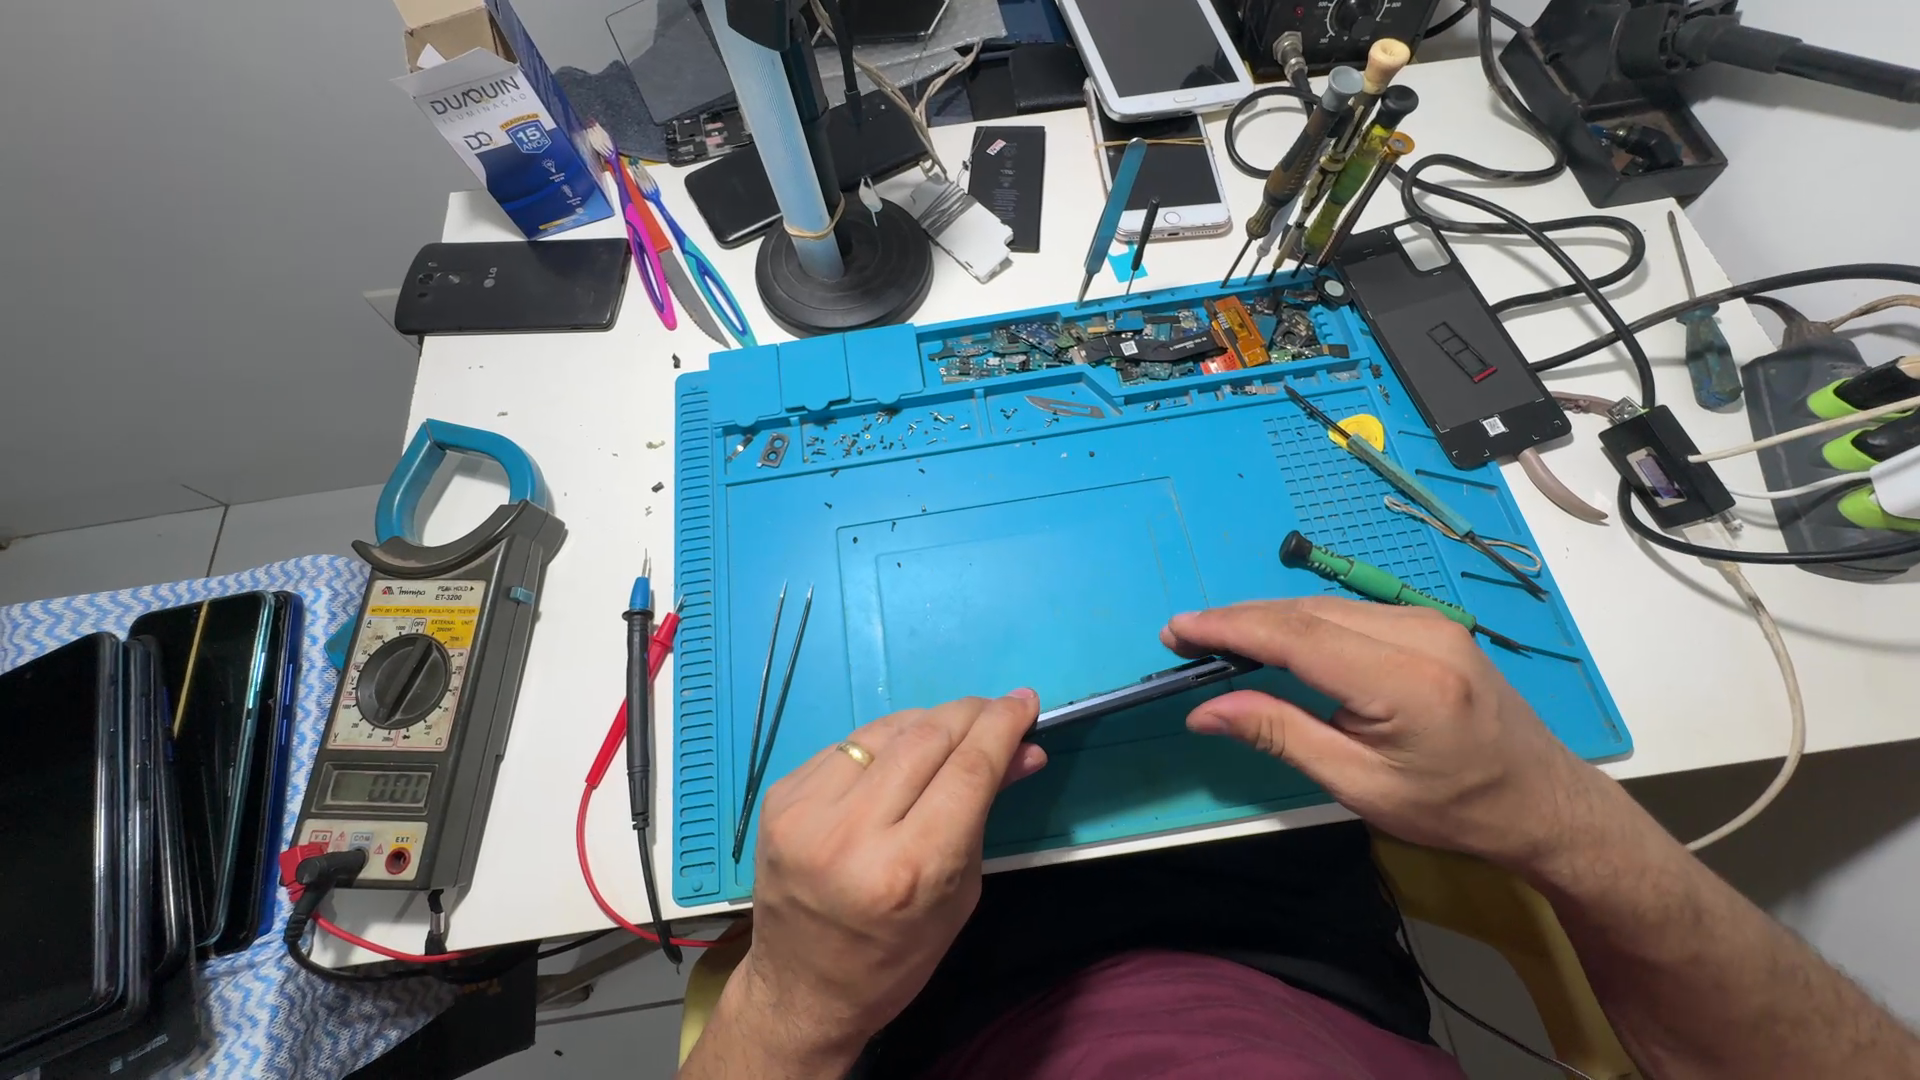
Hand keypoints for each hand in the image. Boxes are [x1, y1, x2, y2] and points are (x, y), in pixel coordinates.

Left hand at [731, 692, 1047, 1064]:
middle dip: (971, 713)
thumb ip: (986, 811)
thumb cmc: (897, 957)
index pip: (967, 771)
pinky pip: (849, 745)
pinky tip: (899, 755)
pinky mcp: (781, 795)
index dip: (1002, 727)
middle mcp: (852, 833)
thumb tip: (1023, 750)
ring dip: (929, 721)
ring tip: (952, 730)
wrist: (801, 990)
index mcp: (907, 871)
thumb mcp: (960, 891)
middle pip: (927, 737)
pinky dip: (885, 741)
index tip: (1025, 701)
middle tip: (996, 709)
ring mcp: (806, 810)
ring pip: (886, 729)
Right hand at [1162, 598, 1601, 871]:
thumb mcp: (1359, 785)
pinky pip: (1343, 611)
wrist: (1546, 802)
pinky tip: (1269, 636)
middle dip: (1236, 620)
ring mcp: (1426, 620)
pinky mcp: (1426, 622)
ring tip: (1213, 637)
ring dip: (1262, 618)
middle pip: (1303, 611)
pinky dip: (1295, 620)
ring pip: (1320, 605)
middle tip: (1182, 636)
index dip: (1230, 628)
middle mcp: (1418, 633)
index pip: (1296, 636)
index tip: (1177, 630)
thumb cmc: (1452, 809)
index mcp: (1406, 681)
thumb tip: (1204, 711)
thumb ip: (1279, 734)